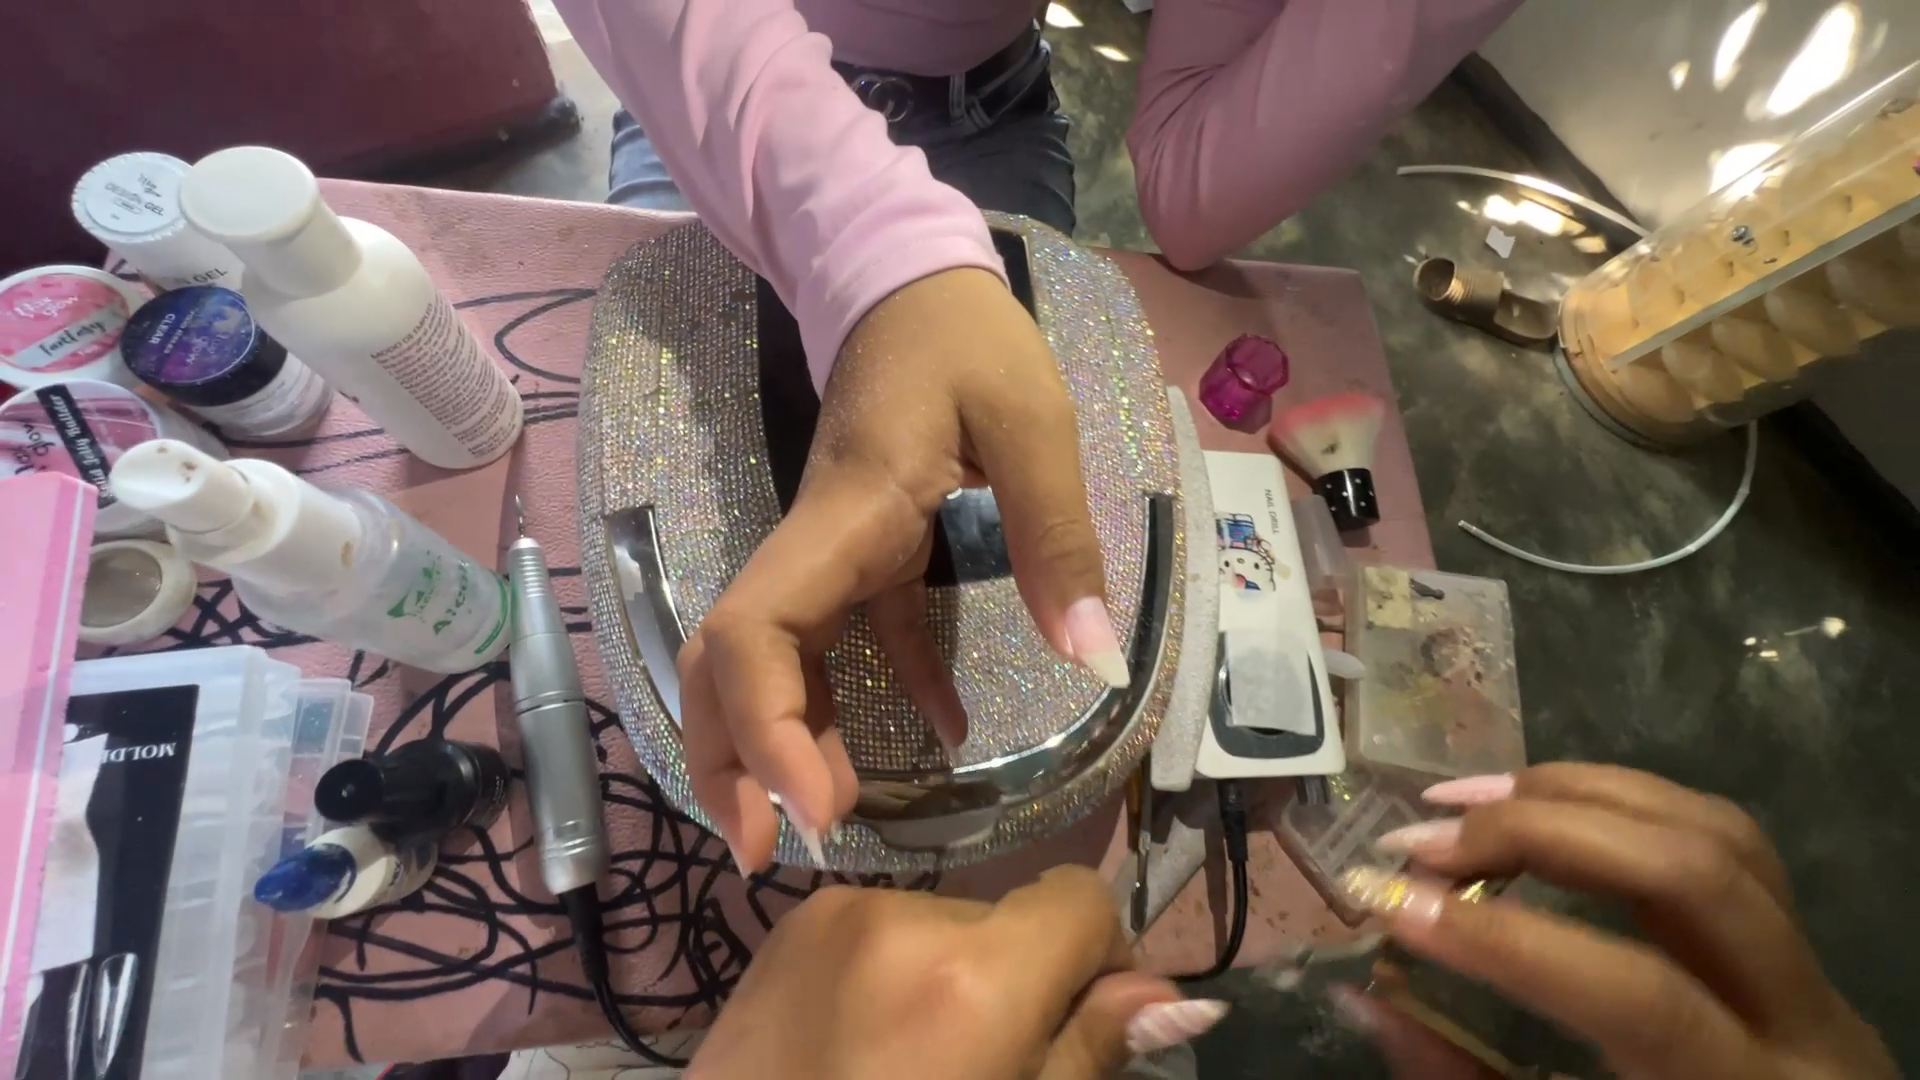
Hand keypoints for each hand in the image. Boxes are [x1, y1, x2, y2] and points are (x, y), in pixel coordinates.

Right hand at [678, 267, 1127, 870]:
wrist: (913, 285)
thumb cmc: (967, 339)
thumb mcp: (1033, 426)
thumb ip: (1056, 538)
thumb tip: (1091, 665)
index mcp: (845, 516)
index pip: (756, 627)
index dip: (764, 724)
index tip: (816, 809)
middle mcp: (816, 543)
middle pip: (731, 660)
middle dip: (734, 759)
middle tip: (770, 851)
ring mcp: (833, 549)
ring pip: (777, 656)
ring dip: (788, 741)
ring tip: (829, 821)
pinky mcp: (866, 548)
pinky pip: (853, 634)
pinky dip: (874, 690)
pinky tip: (936, 735)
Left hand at [686, 867, 1223, 1078]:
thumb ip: (1090, 1053)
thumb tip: (1182, 998)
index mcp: (971, 979)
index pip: (1078, 896)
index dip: (1097, 952)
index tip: (1074, 1014)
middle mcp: (906, 915)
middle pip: (1008, 914)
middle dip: (1015, 976)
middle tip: (974, 1064)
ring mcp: (841, 908)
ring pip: (945, 920)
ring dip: (949, 972)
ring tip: (903, 1059)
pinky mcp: (796, 917)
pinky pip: (884, 923)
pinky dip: (894, 967)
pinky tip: (856, 1037)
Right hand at [1337, 764, 1894, 1078]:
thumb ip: (1460, 1078)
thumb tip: (1358, 998)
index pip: (1636, 994)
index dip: (1502, 938)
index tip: (1388, 898)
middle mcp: (1804, 1017)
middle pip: (1682, 871)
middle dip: (1528, 835)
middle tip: (1422, 842)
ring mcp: (1804, 959)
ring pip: (1700, 825)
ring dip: (1562, 794)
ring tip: (1462, 802)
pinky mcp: (1780, 924)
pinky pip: (1705, 822)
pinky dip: (1600, 794)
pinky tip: (1526, 803)